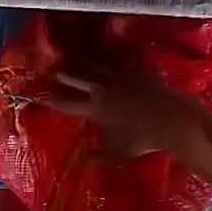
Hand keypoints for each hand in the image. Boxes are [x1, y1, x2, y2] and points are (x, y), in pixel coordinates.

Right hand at [36, 64, 205, 160]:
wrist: (172, 120)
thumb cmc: (143, 141)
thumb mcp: (118, 155)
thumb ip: (99, 157)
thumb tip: (84, 160)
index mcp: (95, 109)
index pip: (66, 102)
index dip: (50, 98)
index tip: (39, 94)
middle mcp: (103, 88)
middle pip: (75, 77)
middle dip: (60, 74)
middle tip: (49, 70)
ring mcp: (120, 75)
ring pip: (94, 64)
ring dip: (81, 61)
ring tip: (72, 58)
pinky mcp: (136, 68)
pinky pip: (118, 57)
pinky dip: (109, 54)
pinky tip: (105, 50)